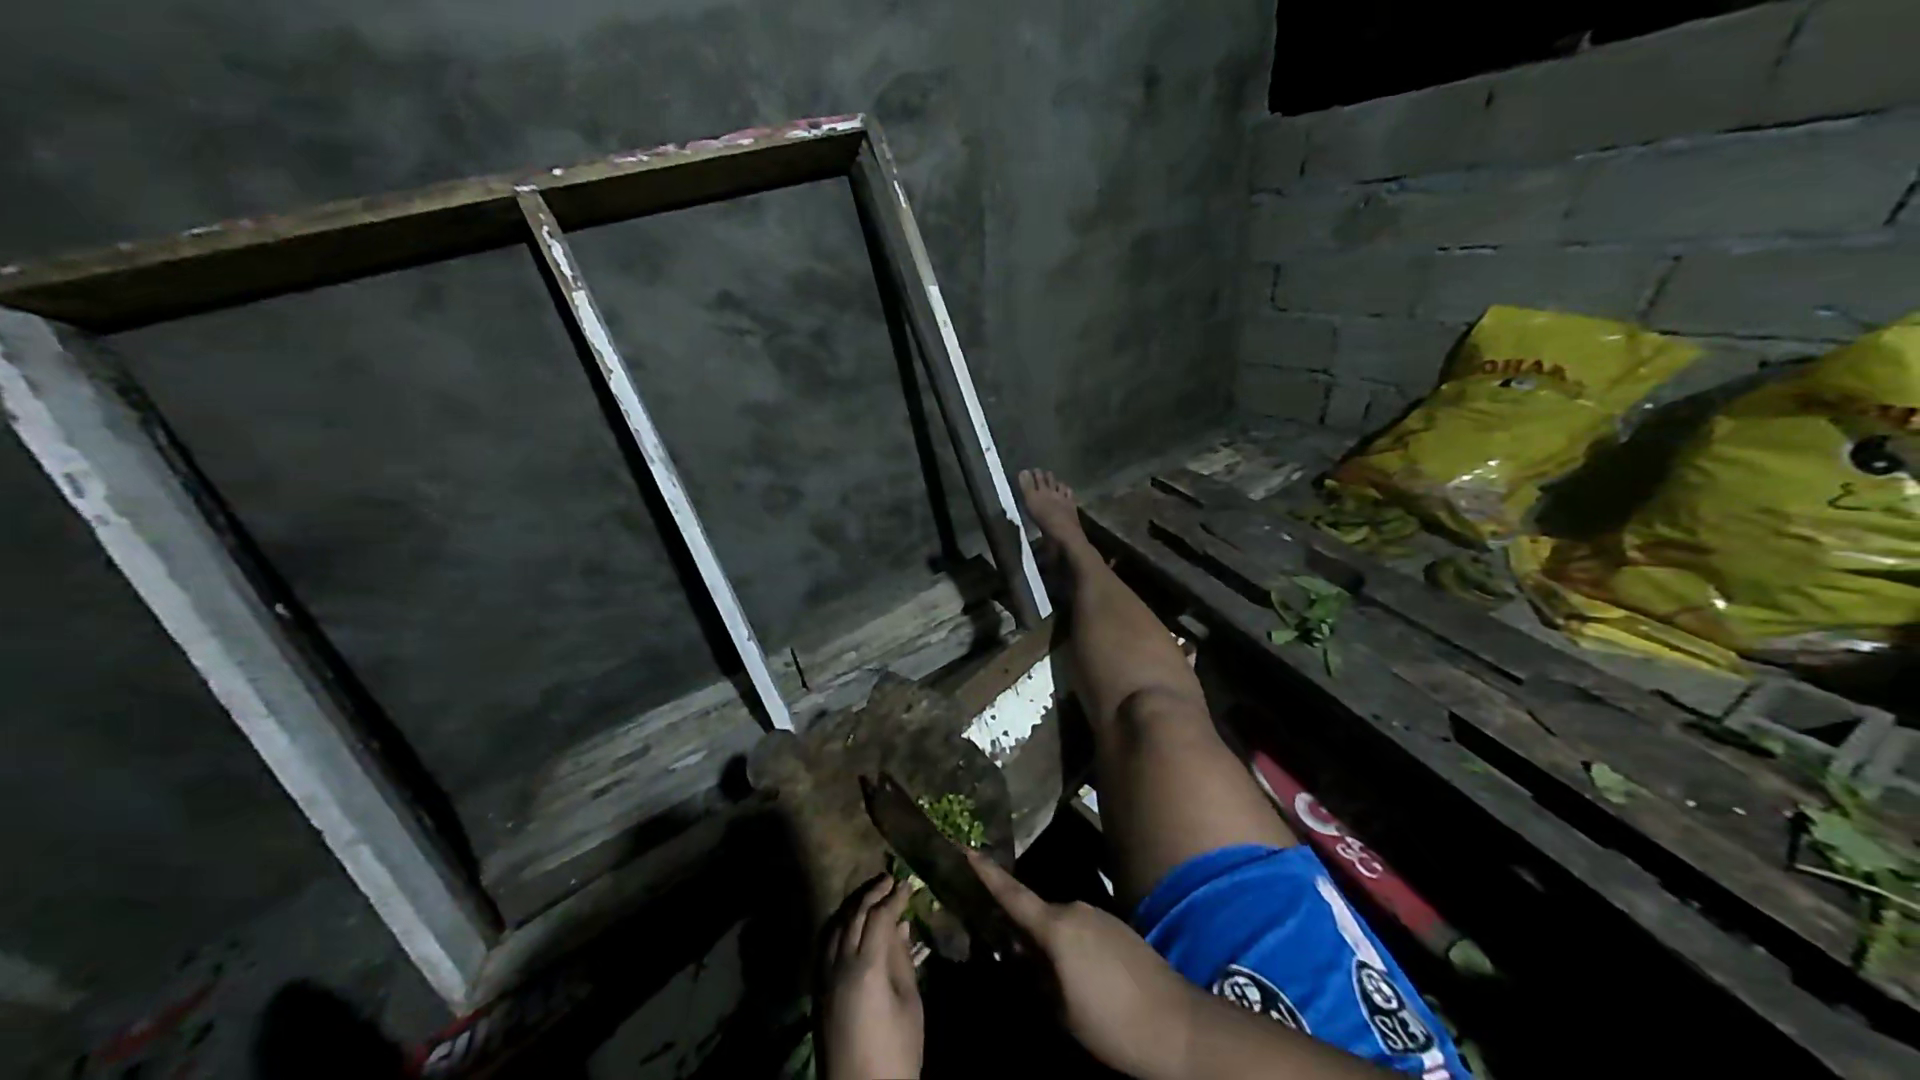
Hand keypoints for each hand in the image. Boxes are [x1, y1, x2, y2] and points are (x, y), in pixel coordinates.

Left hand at [817, 875, 922, 1079]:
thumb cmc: (896, 1051)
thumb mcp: (909, 1004)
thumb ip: (901, 960)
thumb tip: (900, 925)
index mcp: (866, 967)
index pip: (878, 917)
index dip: (894, 897)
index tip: (907, 883)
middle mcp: (839, 964)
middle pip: (853, 915)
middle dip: (871, 893)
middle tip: (888, 879)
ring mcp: (824, 976)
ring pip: (835, 927)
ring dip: (852, 906)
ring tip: (870, 895)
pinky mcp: (818, 990)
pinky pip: (825, 944)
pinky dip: (838, 926)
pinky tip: (849, 924)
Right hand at [967, 850, 1194, 1078]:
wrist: (1179, 1027)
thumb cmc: (1111, 1021)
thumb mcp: (1061, 1009)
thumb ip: (1035, 976)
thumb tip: (1021, 958)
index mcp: (1057, 926)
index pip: (1012, 895)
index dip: (986, 873)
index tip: (966, 849)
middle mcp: (1077, 909)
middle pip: (1038, 913)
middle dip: (1022, 932)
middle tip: (1009, 955)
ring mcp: (1102, 916)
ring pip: (1062, 925)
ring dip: (1050, 943)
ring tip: (1047, 977)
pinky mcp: (1119, 928)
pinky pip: (1083, 930)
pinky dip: (1072, 947)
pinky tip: (1080, 978)